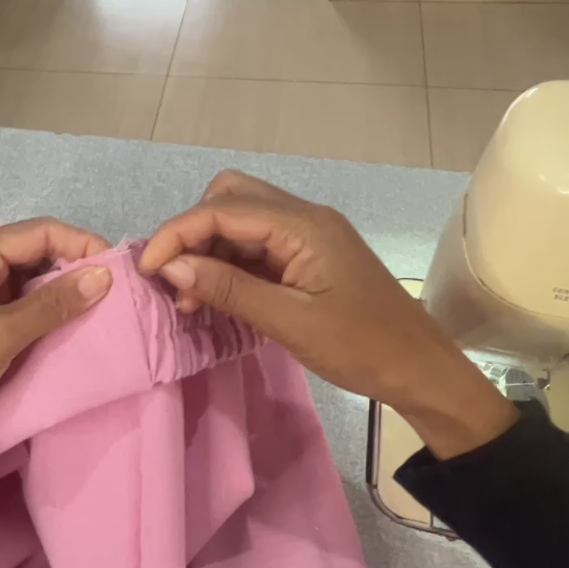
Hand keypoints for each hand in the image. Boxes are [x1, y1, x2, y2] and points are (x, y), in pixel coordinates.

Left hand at [0, 218, 113, 517]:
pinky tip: (76, 330)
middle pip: (37, 253)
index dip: (81, 245)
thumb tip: (104, 276)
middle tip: (118, 294)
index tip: (119, 271)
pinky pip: (24, 309)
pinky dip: (50, 315)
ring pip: (33, 282)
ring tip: (106, 311)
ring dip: (65, 294)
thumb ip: (51, 305)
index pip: (39, 232)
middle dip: (76, 269)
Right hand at [137, 171, 515, 458]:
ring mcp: (305, 234)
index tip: (147, 269)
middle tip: (174, 276)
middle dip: (192, 231)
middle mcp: (303, 216)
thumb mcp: (290, 322)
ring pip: (238, 219)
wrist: (421, 370)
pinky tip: (213, 296)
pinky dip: (227, 263)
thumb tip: (170, 266)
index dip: (176, 233)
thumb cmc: (361, 348)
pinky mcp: (305, 255)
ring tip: (189, 297)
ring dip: (206, 249)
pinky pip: (254, 244)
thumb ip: (228, 288)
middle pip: (229, 197)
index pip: (222, 208)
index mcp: (303, 225)